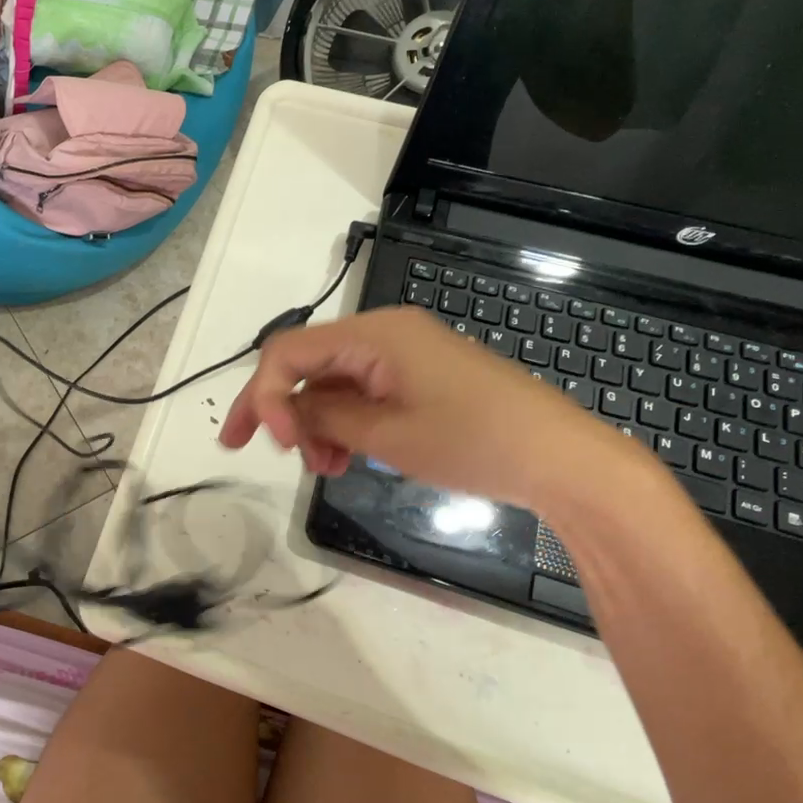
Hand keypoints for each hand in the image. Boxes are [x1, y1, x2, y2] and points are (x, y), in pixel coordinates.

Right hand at [219, 307, 648, 511]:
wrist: (564, 462)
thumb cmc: (475, 443)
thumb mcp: (386, 435)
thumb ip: (323, 417)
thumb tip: (287, 412)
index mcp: (375, 334)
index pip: (289, 351)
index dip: (264, 394)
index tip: (269, 444)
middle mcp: (384, 334)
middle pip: (304, 364)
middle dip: (273, 407)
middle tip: (237, 445)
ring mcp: (402, 356)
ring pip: (329, 384)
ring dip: (311, 424)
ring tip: (320, 467)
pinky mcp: (417, 378)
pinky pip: (359, 394)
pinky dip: (342, 424)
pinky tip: (342, 458)